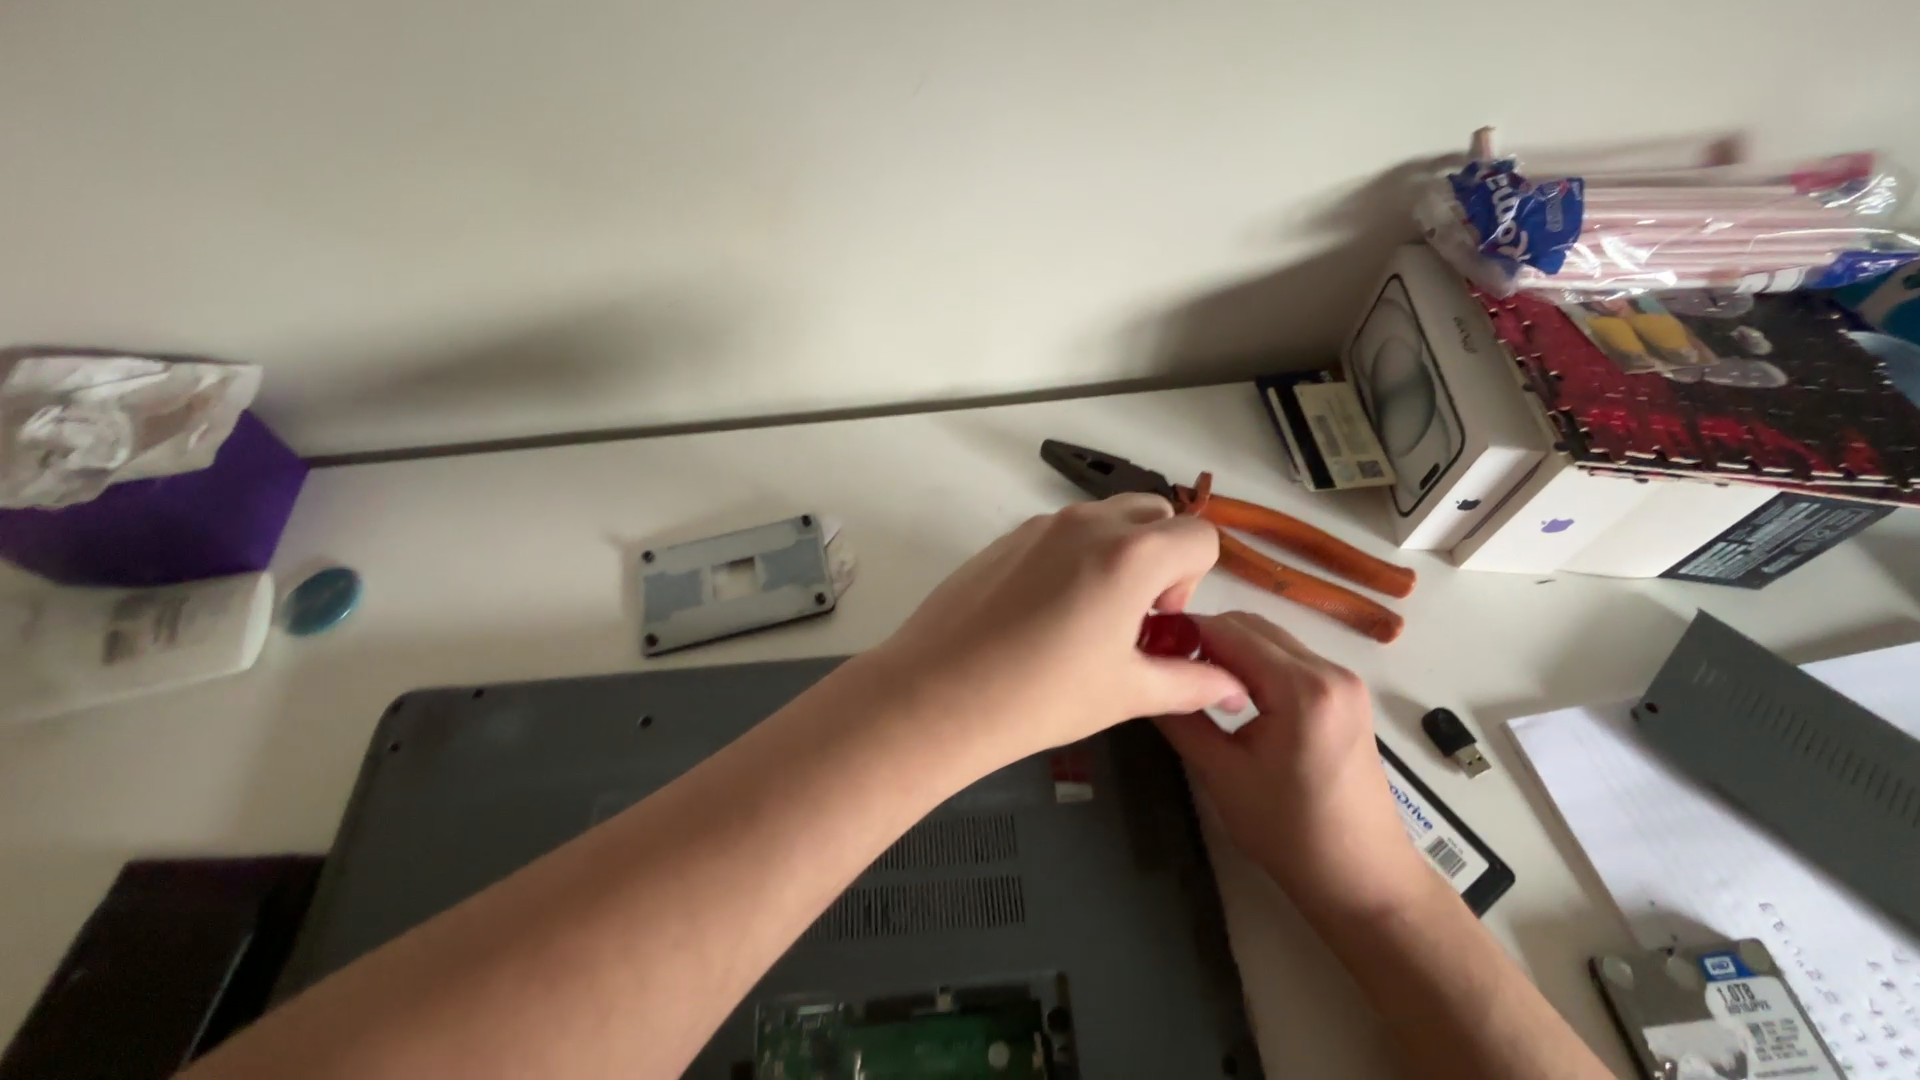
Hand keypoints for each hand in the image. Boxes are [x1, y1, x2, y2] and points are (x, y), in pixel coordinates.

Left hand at [864, 494, 1248, 769]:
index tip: (1157, 624)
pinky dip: (1073, 557)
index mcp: (1130, 554)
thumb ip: (1190, 680)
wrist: (936, 695)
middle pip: (1154, 514)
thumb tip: (1230, 686)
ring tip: (1085, 619)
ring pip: (1104, 518)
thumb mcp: (1126, 693)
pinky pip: (1059, 532)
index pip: (1200, 536)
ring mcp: (1039, 526)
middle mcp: (1087, 524)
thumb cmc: (1040, 698)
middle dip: (1161, 558)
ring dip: (1117, 554)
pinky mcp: (1004, 539)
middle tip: (1130, 617)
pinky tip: (1041, 616)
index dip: (1193, 581)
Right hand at [1156, 612, 1433, 918]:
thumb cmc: (1288, 831)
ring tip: (1192, 682)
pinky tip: (1229, 695)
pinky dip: (1254, 664)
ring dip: (1228, 650)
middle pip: (1251, 626)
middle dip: (1204, 639)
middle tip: (1164, 667)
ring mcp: (1343, 680)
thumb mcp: (1220, 773)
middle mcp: (1329, 671)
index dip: (1181, 634)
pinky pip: (1288, 659)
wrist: (1360, 877)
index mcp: (1302, 688)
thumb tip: (1143, 680)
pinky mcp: (1345, 695)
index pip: (1228, 631)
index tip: (1144, 650)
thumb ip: (1181, 717)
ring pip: (1269, 639)